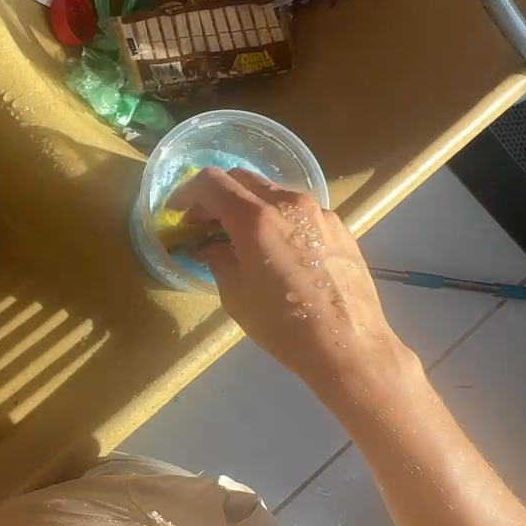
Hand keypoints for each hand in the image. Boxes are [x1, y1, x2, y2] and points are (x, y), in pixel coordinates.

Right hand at [170, 167, 419, 407]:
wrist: (347, 346)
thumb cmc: (282, 325)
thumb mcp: (235, 294)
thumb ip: (217, 260)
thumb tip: (207, 247)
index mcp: (255, 218)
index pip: (211, 183)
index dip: (187, 193)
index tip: (177, 212)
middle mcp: (288, 203)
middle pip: (242, 179)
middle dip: (216, 196)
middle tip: (203, 224)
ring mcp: (319, 211)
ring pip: (271, 192)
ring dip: (247, 205)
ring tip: (238, 238)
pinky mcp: (338, 227)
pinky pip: (297, 211)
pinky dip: (275, 219)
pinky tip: (274, 250)